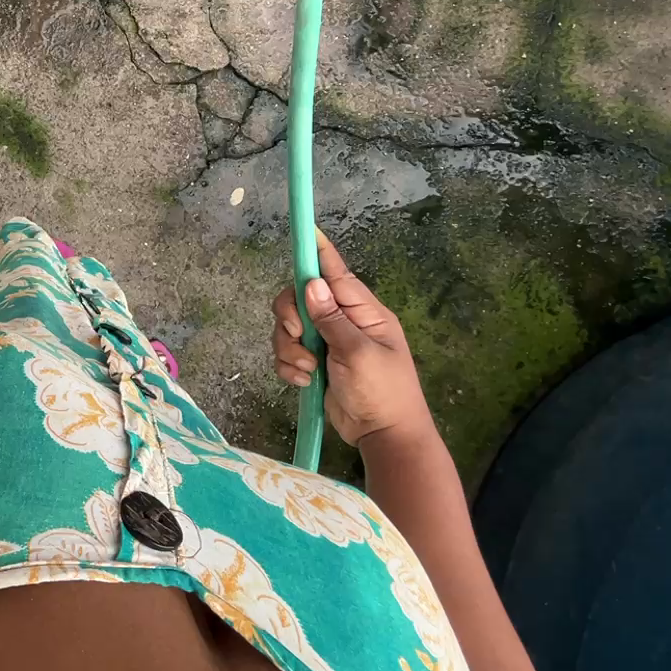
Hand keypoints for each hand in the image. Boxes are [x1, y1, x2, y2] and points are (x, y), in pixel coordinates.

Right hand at [271, 231, 434, 447]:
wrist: (384, 437)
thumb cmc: (384, 393)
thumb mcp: (359, 354)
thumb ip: (332, 320)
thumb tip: (311, 285)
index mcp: (364, 314)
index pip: (336, 275)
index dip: (319, 255)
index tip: (306, 233)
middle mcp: (343, 322)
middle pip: (298, 299)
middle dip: (290, 318)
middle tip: (298, 337)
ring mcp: (326, 342)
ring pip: (287, 327)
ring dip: (289, 349)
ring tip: (307, 371)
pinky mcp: (313, 363)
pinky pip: (286, 352)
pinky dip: (289, 367)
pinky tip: (304, 382)